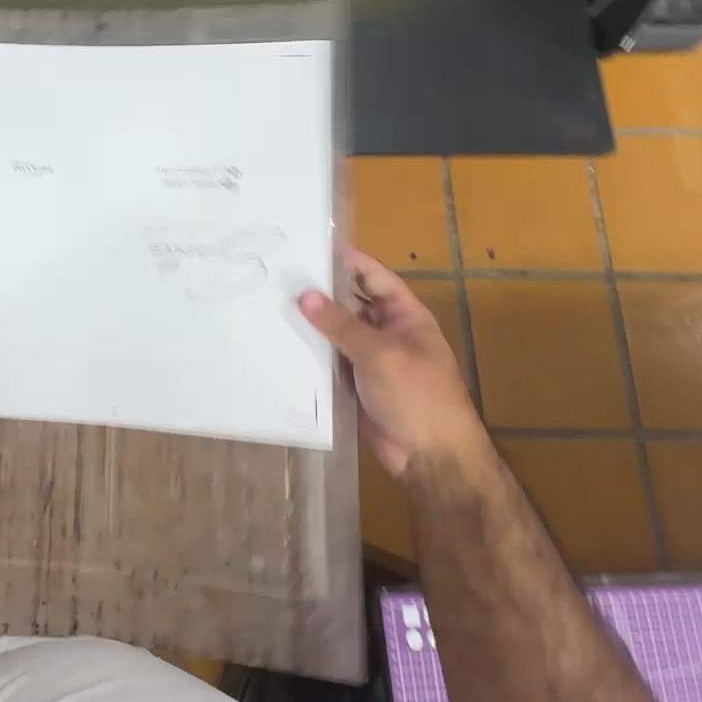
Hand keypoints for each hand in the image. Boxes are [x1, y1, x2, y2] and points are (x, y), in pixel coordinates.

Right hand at [297, 248, 484, 477]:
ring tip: (271, 303)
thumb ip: (340, 324)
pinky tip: (280, 342)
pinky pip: (328, 360)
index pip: (375, 278)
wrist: (430, 455)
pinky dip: (309, 352)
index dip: (350, 261)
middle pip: (351, 304)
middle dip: (322, 291)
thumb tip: (304, 294)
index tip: (315, 246)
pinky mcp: (354, 383)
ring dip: (312, 323)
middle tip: (281, 275)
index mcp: (406, 317)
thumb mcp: (380, 353)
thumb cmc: (417, 395)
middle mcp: (387, 333)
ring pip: (336, 332)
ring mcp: (370, 359)